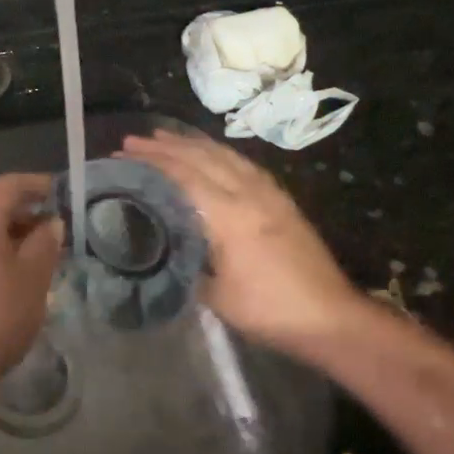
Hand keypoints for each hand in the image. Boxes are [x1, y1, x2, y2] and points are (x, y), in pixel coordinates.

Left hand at [0, 173, 64, 398]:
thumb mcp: (33, 279)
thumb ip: (45, 244)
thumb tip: (51, 223)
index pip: (5, 186)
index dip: (34, 183)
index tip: (60, 191)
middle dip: (27, 213)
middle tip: (58, 229)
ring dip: (14, 238)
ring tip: (43, 257)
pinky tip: (17, 280)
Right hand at [120, 131, 354, 348]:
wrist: (330, 317)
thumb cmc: (269, 311)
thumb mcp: (217, 297)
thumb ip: (190, 266)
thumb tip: (169, 250)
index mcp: (229, 215)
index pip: (183, 175)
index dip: (151, 162)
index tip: (122, 155)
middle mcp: (249, 194)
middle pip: (202, 157)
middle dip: (165, 146)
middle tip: (133, 140)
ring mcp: (270, 194)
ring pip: (225, 156)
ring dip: (192, 144)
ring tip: (165, 137)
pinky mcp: (283, 201)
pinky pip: (245, 165)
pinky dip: (220, 154)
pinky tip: (212, 155)